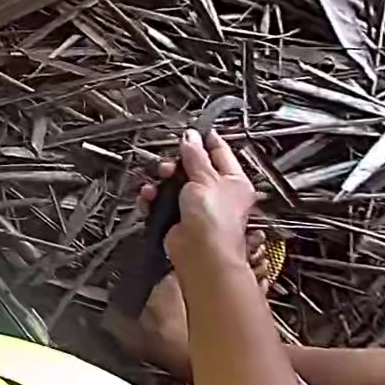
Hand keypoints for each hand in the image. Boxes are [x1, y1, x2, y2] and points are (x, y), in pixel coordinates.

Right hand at [139, 128, 256, 276]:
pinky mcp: (179, 218)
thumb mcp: (205, 177)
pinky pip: (161, 201)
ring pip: (173, 184)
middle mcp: (217, 194)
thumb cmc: (215, 221)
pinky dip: (153, 198)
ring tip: (158, 181)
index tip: (194, 130)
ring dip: (161, 181)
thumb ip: (195, 155)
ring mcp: (197, 206)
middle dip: (176, 164)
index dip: (205, 140)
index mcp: (234, 181)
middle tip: (169, 164)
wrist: (200, 253)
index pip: (220, 152)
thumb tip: (190, 137)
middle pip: (192, 167)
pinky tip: (150, 196)